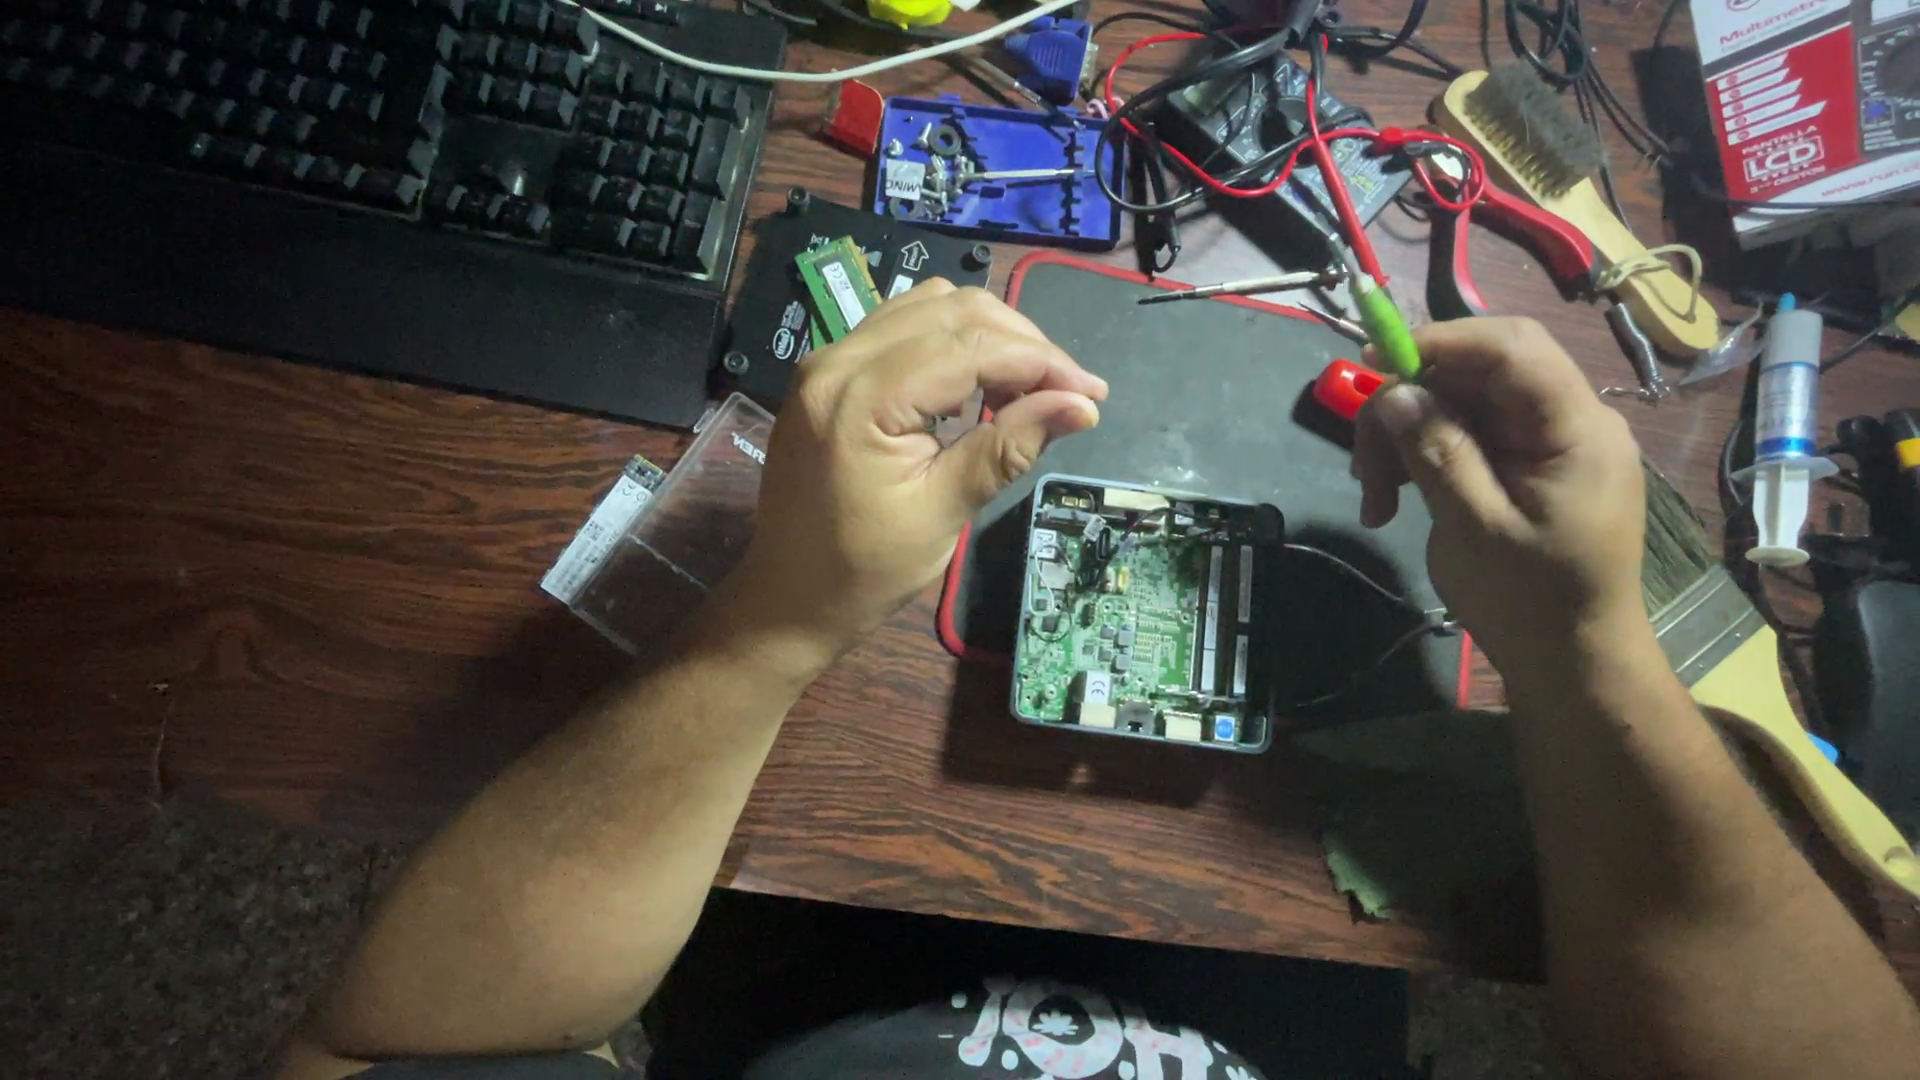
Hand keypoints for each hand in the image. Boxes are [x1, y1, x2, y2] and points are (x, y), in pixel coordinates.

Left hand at [720, 280, 1106, 663]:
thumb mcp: (943, 511)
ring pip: (929, 309)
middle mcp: (838, 359)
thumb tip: (1082, 405)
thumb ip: (1008, 447)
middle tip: (1065, 393)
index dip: (1041, 362)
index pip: (970, 346)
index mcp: (861, 396)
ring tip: (1026, 388)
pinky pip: (902, 329)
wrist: (789, 596)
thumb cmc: (863, 570)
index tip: (1092, 394)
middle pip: (952, 311)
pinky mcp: (831, 374)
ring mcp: (829, 361)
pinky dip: (952, 344)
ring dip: (989, 337)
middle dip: (1021, 343)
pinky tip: (977, 385)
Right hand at [1352, 317, 1646, 672]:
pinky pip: (1456, 436)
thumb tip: (1395, 392)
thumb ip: (1439, 454)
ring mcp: (1538, 442)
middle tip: (1362, 464)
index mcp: (1575, 429)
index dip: (1439, 341)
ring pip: (1453, 405)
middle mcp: (1562, 421)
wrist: (1567, 655)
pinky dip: (1415, 459)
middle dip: (1407, 406)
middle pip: (1472, 376)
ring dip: (1401, 440)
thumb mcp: (1476, 528)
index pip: (1511, 349)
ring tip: (1374, 496)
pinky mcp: (1515, 463)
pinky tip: (1390, 499)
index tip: (1370, 363)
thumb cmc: (1530, 599)